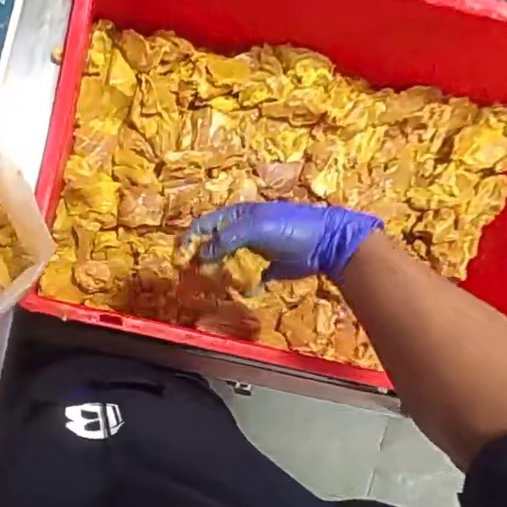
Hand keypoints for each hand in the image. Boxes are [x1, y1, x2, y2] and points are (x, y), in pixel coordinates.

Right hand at [187, 203, 382, 280]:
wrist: (327, 243)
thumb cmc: (290, 229)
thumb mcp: (255, 228)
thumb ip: (226, 239)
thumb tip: (200, 254)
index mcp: (238, 216)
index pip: (205, 225)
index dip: (189, 239)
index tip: (179, 257)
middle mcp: (243, 230)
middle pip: (213, 243)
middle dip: (200, 257)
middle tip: (191, 274)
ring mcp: (256, 248)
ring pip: (228, 260)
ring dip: (219, 272)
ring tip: (211, 284)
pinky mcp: (267, 265)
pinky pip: (248, 276)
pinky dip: (243, 284)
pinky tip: (241, 290)